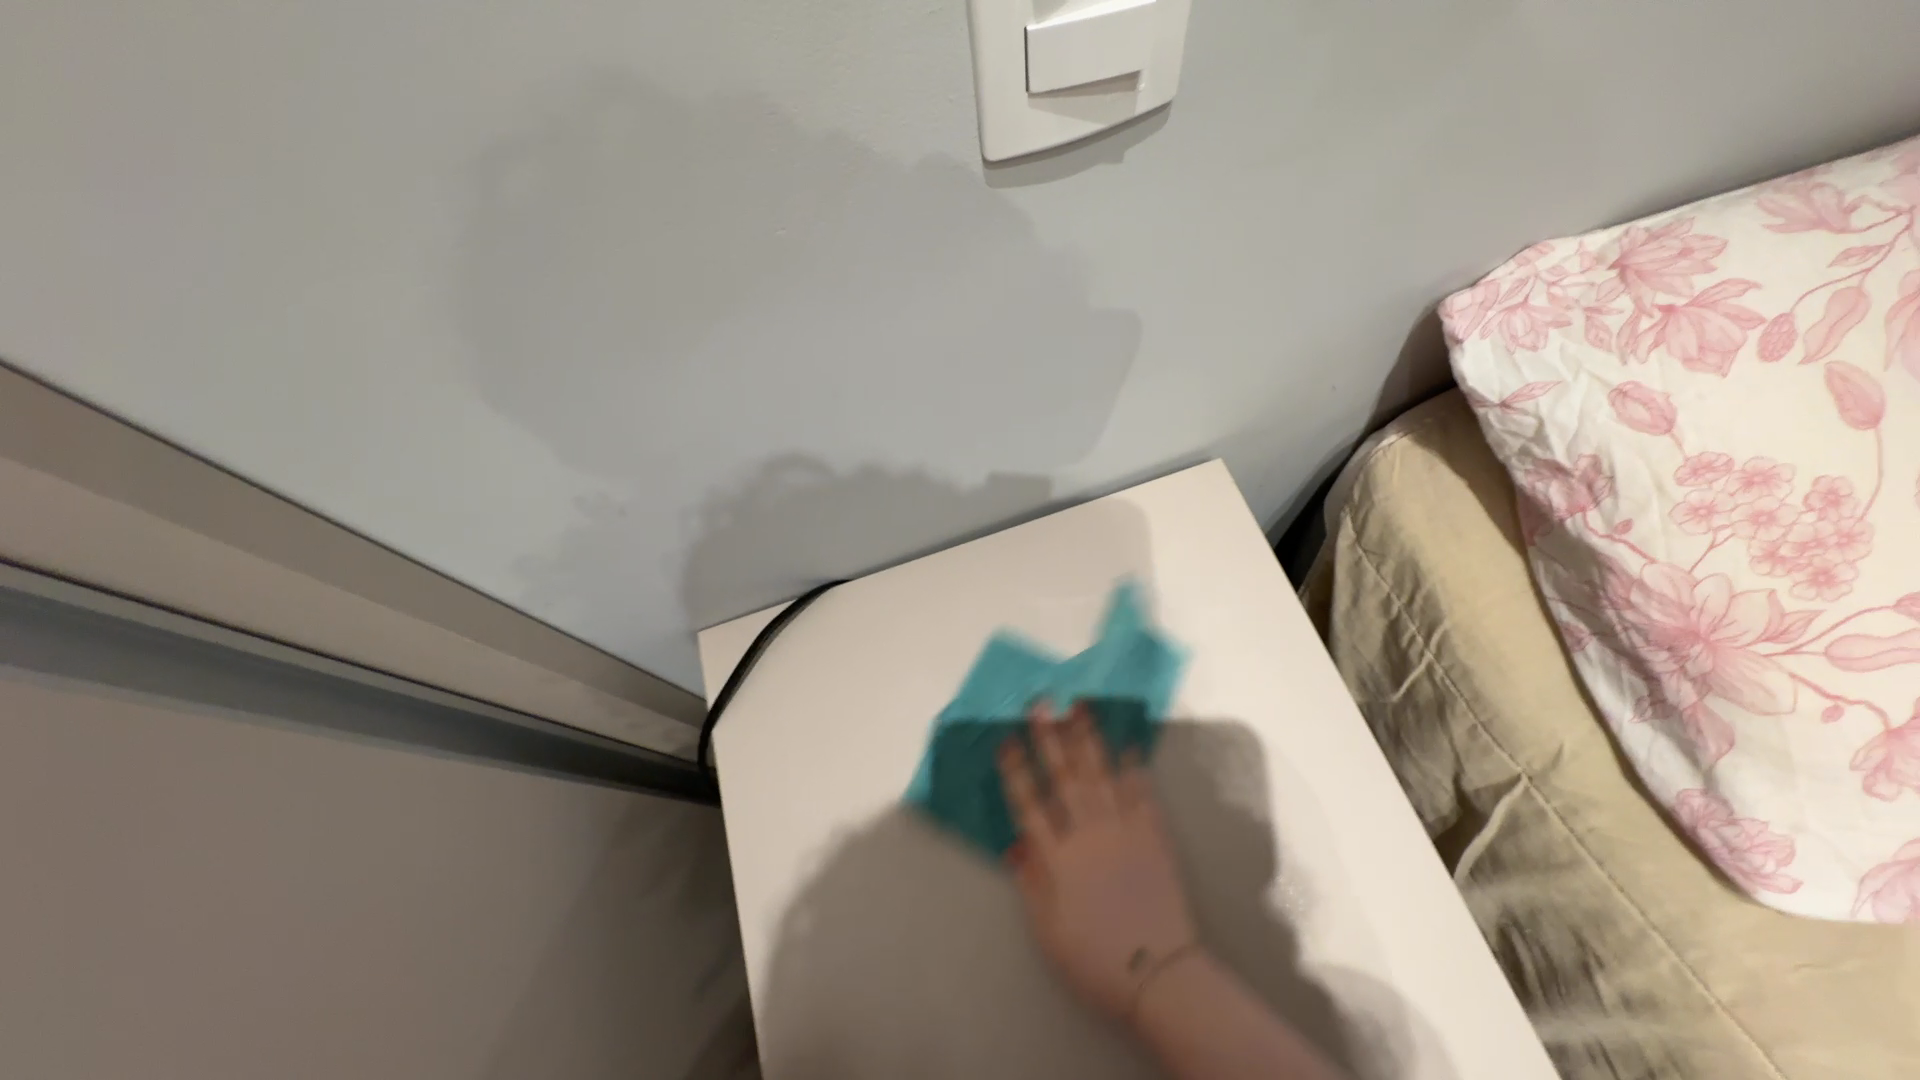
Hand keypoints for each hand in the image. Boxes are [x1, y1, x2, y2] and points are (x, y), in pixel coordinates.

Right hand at [998, 700, 1198, 1021]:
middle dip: (1050, 737)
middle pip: (1065, 776)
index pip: (1029, 804)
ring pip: (1101, 773)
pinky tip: (1127, 741)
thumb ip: (1030, 882)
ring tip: (1080, 705)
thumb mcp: (1047, 930)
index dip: (1016, 770)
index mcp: (1056, 858)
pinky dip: (1134, 765)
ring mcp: (1123, 830)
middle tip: (1041, 702)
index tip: (1006, 739)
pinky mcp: (1154, 835)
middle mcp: (1086, 834)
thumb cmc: (1094, 958)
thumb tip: (1014, 843)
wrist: (1158, 973)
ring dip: (1089, 737)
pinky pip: (1141, 792)